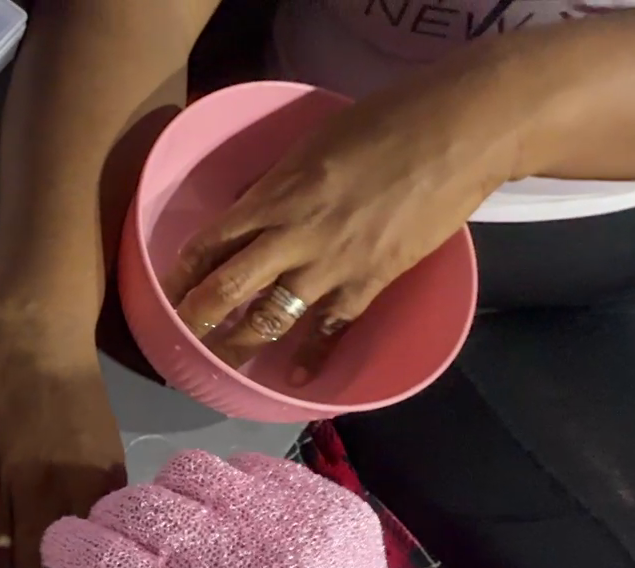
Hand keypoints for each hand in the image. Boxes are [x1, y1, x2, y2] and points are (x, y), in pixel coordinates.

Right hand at [4, 450, 456, 567]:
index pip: (98, 557)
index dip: (64, 547)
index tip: (64, 554)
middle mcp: (252, 567)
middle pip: (135, 505)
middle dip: (108, 521)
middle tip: (121, 549)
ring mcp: (298, 525)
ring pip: (184, 470)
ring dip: (163, 499)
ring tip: (179, 535)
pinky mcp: (330, 501)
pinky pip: (241, 463)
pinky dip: (218, 490)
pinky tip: (230, 528)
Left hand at [162, 76, 515, 382]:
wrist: (468, 127)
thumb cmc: (385, 122)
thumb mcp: (308, 147)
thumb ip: (271, 187)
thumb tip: (243, 211)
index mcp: (271, 199)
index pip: (206, 246)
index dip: (179, 276)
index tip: (166, 296)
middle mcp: (290, 238)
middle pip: (225, 291)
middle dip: (194, 320)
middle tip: (175, 341)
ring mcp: (328, 266)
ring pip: (268, 319)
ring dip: (238, 347)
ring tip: (219, 365)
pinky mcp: (368, 283)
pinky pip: (331, 330)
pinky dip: (313, 357)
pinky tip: (297, 379)